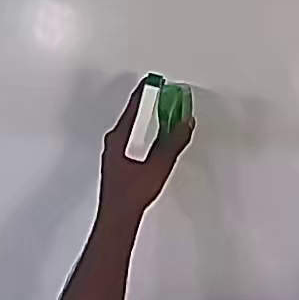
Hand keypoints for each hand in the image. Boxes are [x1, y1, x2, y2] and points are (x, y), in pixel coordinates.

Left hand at [98, 83, 194, 224]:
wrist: (118, 219)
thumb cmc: (132, 194)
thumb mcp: (159, 164)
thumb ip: (174, 141)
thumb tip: (185, 122)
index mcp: (119, 136)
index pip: (134, 105)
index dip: (145, 90)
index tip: (155, 80)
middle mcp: (114, 141)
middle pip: (132, 114)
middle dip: (148, 103)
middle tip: (162, 93)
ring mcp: (114, 153)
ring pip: (131, 127)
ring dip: (147, 118)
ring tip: (162, 112)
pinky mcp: (117, 162)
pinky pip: (131, 137)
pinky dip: (144, 130)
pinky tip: (154, 136)